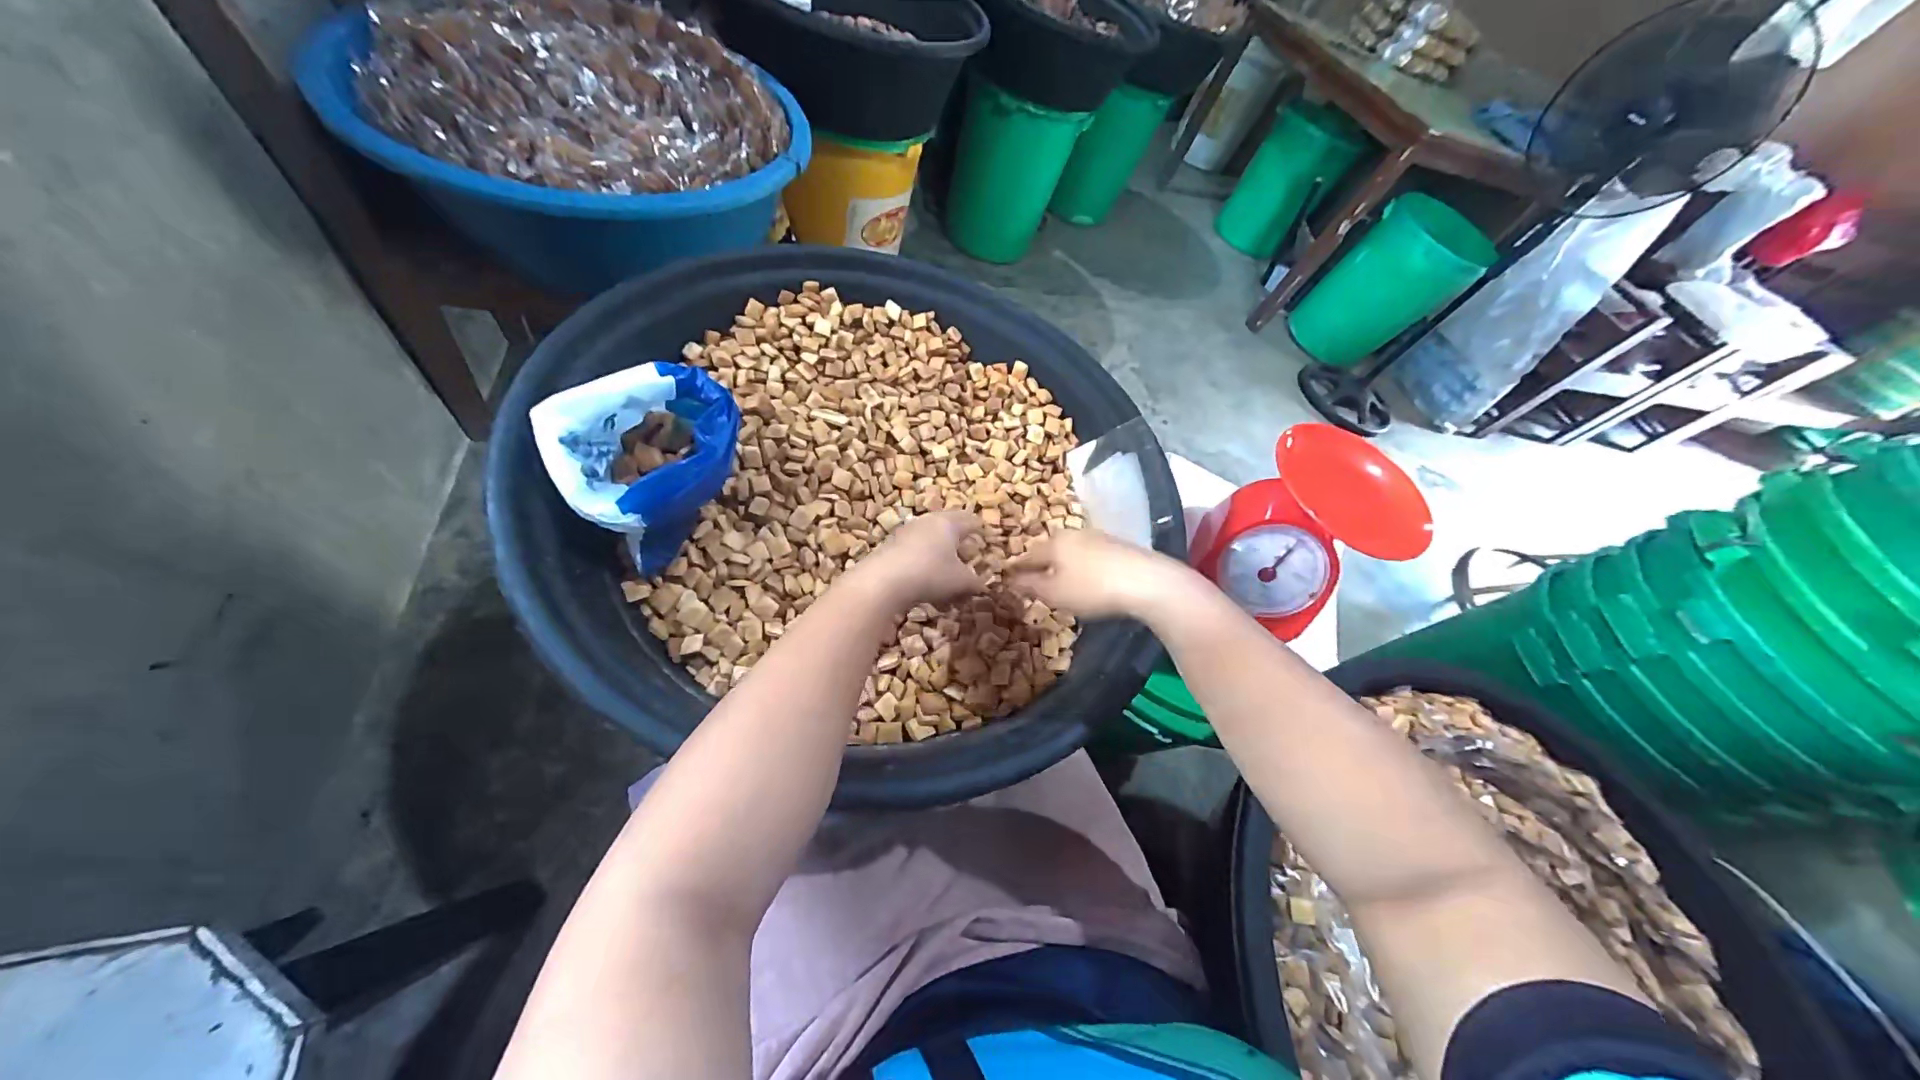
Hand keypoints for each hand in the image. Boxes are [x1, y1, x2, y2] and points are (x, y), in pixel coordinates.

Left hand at [848, 511, 983, 608]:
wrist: (882, 581)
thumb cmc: (930, 574)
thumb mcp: (960, 581)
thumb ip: (975, 582)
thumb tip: (983, 586)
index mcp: (948, 523)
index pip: (970, 521)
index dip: (980, 528)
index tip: (986, 534)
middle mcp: (926, 523)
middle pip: (948, 527)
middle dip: (958, 540)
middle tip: (968, 551)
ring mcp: (905, 534)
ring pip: (930, 542)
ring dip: (940, 555)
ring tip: (948, 574)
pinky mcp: (890, 549)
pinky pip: (915, 554)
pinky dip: (925, 566)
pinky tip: (927, 586)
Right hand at [1006, 529, 1201, 620]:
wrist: (1147, 581)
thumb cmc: (1092, 588)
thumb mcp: (1055, 593)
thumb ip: (1030, 586)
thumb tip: (1009, 579)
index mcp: (1053, 542)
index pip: (1026, 557)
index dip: (1016, 571)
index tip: (1007, 581)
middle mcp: (1072, 534)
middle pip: (1049, 550)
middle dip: (1041, 565)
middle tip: (1034, 583)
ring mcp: (1097, 537)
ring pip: (1071, 552)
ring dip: (1064, 566)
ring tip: (1062, 584)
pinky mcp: (1118, 547)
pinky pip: (1090, 556)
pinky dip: (1083, 567)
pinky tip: (1089, 580)